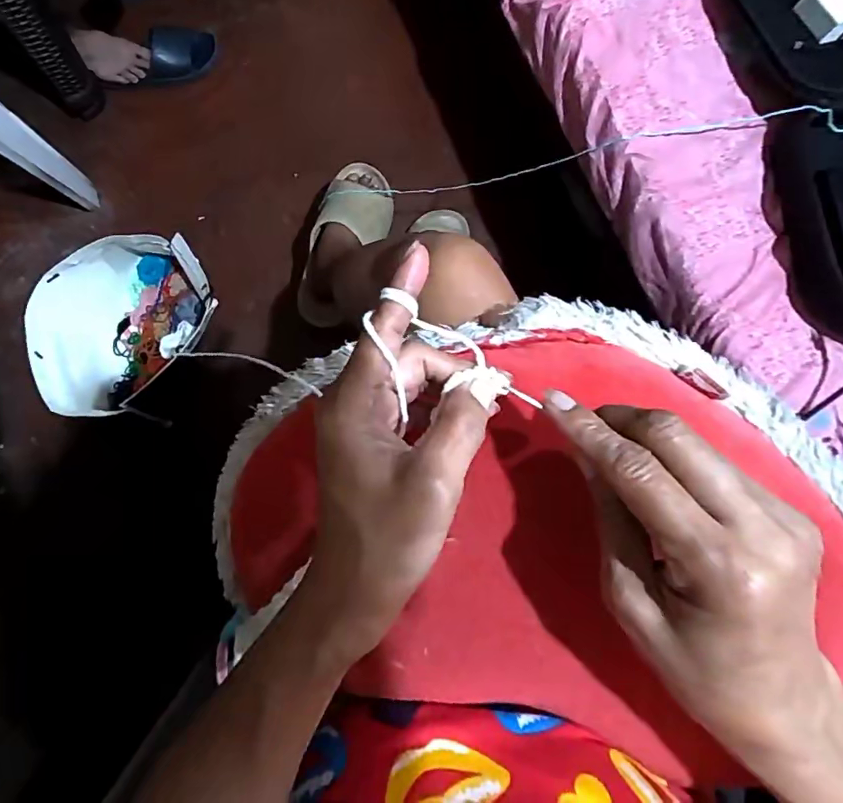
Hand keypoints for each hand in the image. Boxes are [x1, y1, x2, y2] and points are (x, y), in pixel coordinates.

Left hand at [299, 242, 494, 663]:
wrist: (352, 593)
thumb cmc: (390, 539)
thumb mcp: (436, 478)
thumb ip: (460, 419)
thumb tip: (482, 381)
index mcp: (355, 402)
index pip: (382, 331)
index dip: (402, 291)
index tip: (418, 250)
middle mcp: (351, 402)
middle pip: (406, 360)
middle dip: (448, 369)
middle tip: (491, 396)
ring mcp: (358, 422)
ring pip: (409, 383)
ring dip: (445, 390)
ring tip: (480, 409)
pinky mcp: (368, 441)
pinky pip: (406, 407)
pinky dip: (435, 409)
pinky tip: (459, 423)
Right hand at [545, 399, 842, 766]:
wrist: (785, 704)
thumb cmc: (694, 668)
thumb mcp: (631, 603)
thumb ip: (611, 519)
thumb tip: (586, 452)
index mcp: (721, 566)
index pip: (642, 474)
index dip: (592, 432)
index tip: (554, 401)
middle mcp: (764, 529)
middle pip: (678, 438)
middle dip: (621, 418)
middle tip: (583, 420)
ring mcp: (788, 515)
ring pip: (699, 441)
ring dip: (647, 432)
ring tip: (613, 443)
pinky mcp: (797, 510)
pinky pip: (719, 461)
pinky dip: (677, 456)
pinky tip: (659, 475)